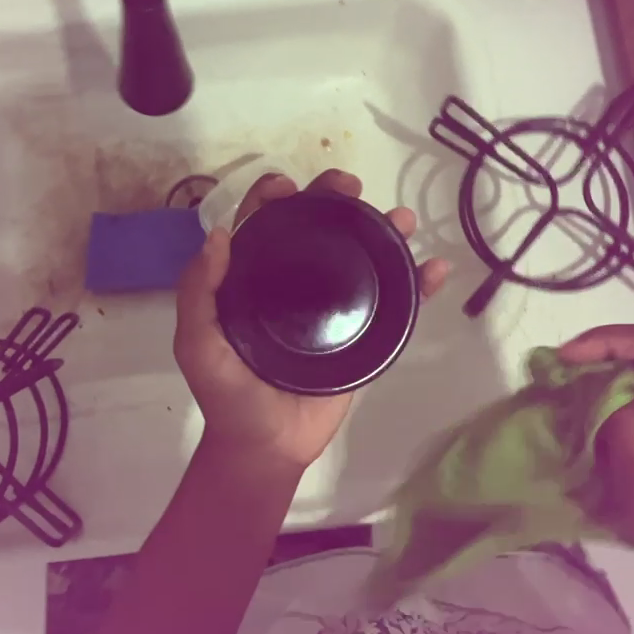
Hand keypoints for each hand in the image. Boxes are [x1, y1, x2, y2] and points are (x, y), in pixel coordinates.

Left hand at [173, 169, 451, 474]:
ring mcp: (332, 305)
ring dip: (383, 230)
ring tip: (402, 220)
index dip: (272, 197)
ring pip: (359, 256)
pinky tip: (435, 269)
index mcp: (252, 278)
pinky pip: (394, 303)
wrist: (268, 447)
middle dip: (333, 198)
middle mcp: (294, 282)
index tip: (289, 186)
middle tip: (351, 188)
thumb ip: (198, 292)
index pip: (262, 224)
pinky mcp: (362, 333)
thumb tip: (219, 234)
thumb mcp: (198, 344)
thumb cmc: (228, 395)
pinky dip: (418, 284)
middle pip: (316, 227)